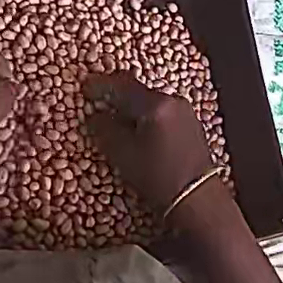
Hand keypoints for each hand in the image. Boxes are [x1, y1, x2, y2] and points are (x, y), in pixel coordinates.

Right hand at [83, 73, 219, 222]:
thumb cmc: (158, 177)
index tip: (84, 88)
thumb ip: (105, 130)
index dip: (100, 86)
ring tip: (114, 119)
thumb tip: (95, 116)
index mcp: (156, 105)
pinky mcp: (191, 125)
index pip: (122, 86)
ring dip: (132, 107)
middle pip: (138, 91)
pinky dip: (146, 116)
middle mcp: (173, 101)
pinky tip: (137, 129)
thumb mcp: (124, 155)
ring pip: (150, 102)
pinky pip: (162, 112)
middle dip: (116, 96)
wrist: (197, 197)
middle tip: (97, 101)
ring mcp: (185, 112)